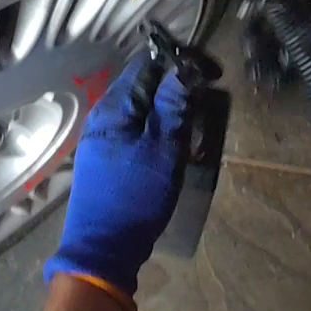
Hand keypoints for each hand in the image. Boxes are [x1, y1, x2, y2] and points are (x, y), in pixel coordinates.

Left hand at [44, 50, 189, 309]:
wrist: (103, 247)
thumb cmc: (135, 194)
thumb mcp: (163, 148)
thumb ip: (173, 105)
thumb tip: (184, 65)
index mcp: (113, 105)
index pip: (146, 64)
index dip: (178, 63)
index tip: (209, 75)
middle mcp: (102, 113)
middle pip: (142, 84)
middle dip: (173, 86)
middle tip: (205, 101)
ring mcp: (101, 135)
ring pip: (139, 107)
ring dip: (166, 108)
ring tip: (194, 122)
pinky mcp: (105, 155)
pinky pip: (134, 127)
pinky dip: (155, 127)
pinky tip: (172, 142)